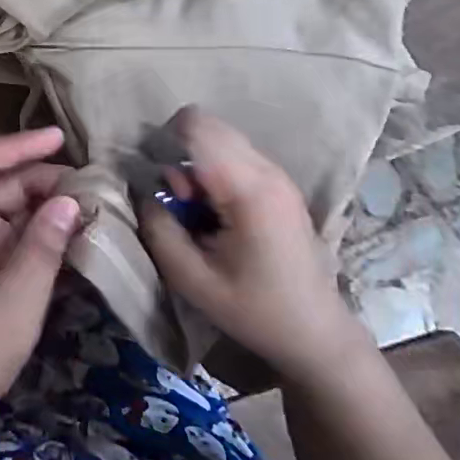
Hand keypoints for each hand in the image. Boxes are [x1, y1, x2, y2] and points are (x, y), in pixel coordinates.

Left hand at [0, 127, 81, 431]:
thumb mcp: (15, 303)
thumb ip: (44, 248)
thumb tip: (73, 200)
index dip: (20, 145)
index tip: (62, 139)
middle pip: (1, 184)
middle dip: (44, 180)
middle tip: (92, 189)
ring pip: (10, 209)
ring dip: (46, 206)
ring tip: (90, 208)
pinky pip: (12, 236)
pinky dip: (40, 232)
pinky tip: (72, 235)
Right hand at [138, 107, 349, 371]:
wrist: (316, 333)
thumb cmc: (255, 311)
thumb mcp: (193, 280)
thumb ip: (159, 230)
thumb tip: (143, 193)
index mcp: (249, 189)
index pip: (197, 127)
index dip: (165, 142)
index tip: (162, 185)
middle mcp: (268, 170)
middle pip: (207, 126)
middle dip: (180, 154)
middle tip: (180, 201)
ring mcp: (278, 174)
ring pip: (220, 138)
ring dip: (197, 164)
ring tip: (198, 210)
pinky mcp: (280, 183)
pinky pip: (234, 154)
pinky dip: (214, 171)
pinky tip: (217, 213)